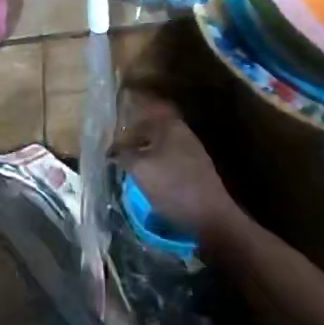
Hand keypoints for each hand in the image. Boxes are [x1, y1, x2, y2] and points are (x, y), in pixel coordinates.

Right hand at [112, 90, 240, 239]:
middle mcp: (183, 132)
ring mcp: (192, 152)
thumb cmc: (173, 186)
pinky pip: (169, 159)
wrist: (211, 218)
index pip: (147, 106)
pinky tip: (147, 176)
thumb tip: (112, 149)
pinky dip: (156, 163)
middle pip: (154, 125)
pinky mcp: (196, 171)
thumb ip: (123, 153)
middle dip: (135, 132)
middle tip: (117, 142)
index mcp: (170, 125)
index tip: (114, 118)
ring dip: (145, 149)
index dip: (129, 110)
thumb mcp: (139, 169)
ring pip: (162, 143)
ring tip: (128, 161)